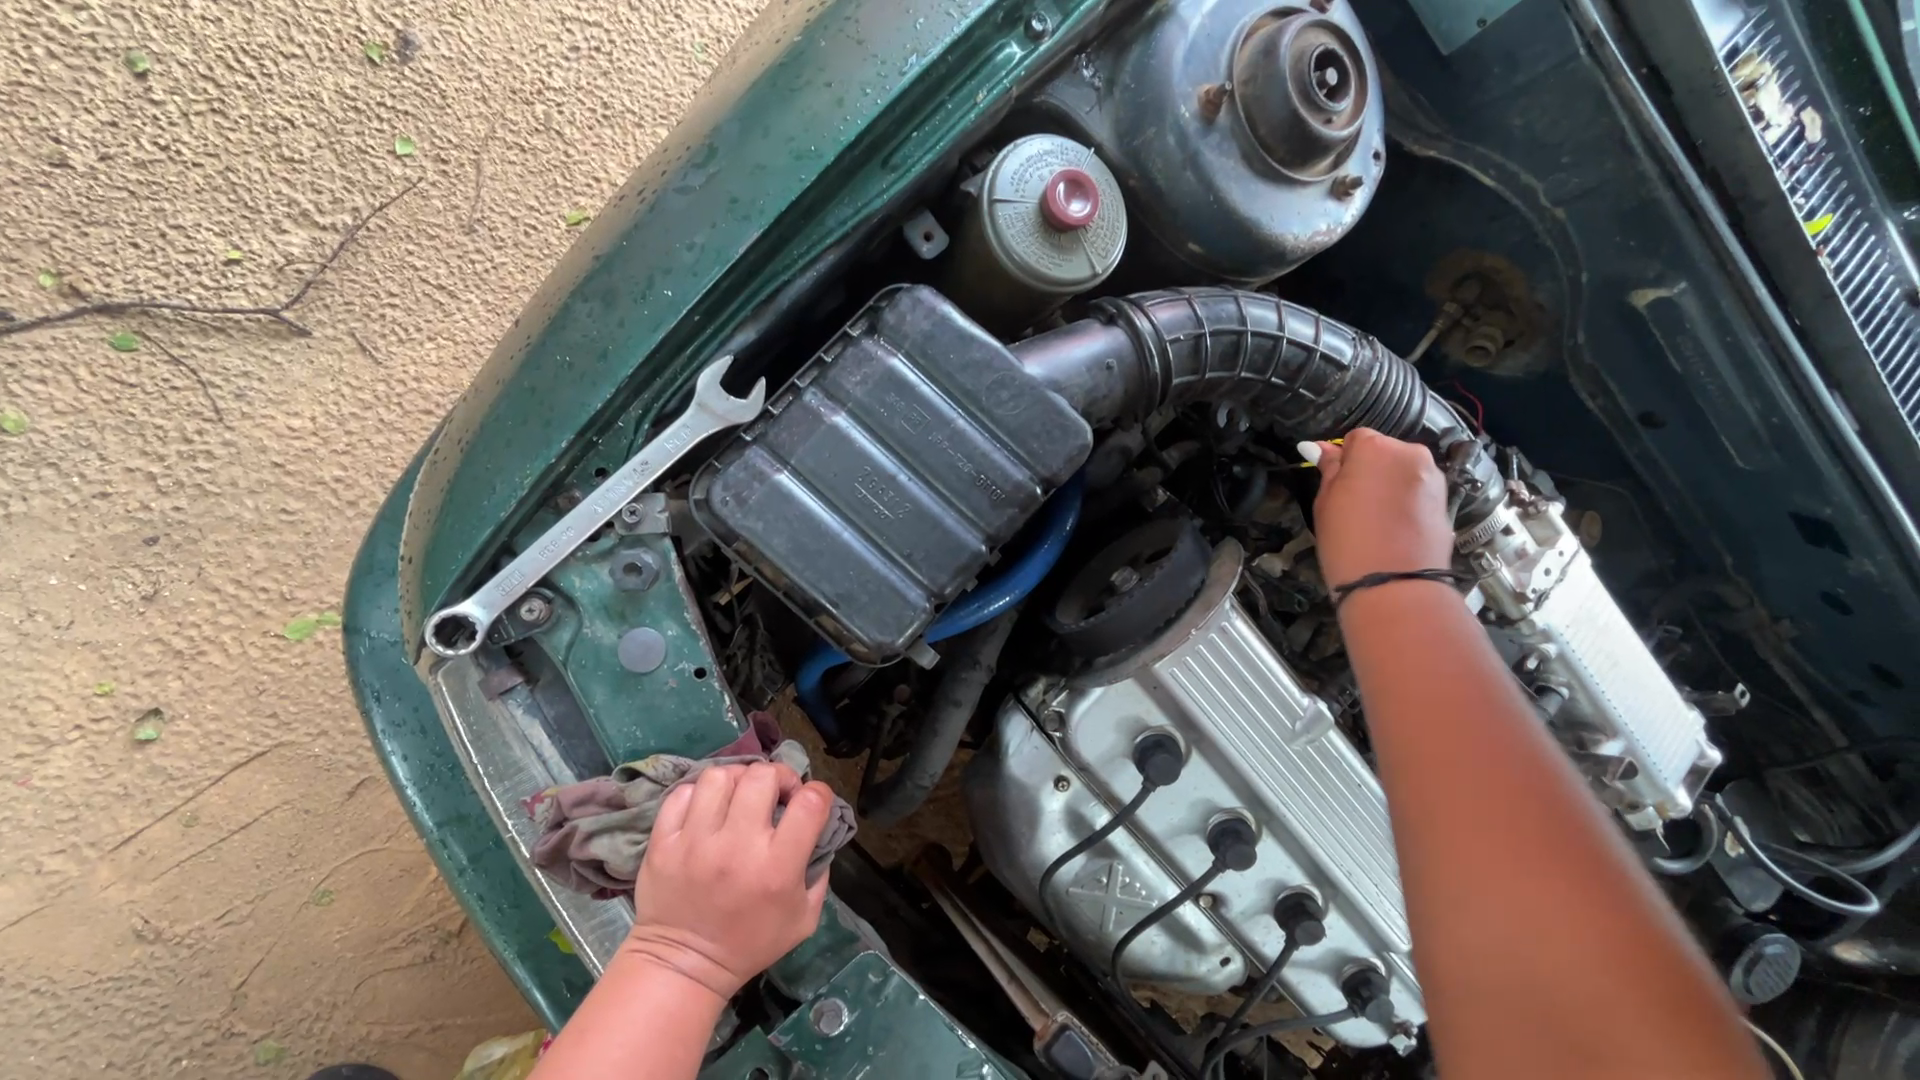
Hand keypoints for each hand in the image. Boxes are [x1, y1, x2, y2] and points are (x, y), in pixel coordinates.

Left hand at [622, 762, 834, 1001]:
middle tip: (775, 794)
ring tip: (738, 797)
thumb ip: (819, 873)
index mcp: (777, 867)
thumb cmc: (749, 944)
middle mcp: (737, 846)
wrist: (682, 966)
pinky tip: (708, 809)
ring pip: (720, 777)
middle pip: (762, 777)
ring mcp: (695, 842)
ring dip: (737, 780)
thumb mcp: (804, 919)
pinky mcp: (664, 842)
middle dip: (778, 777)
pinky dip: (699, 794)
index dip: (817, 792)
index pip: (809, 802)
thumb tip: (819, 831)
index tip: (809, 801)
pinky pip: (682, 794)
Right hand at [1310, 428, 1454, 588]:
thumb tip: (1319, 447)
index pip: (1355, 439)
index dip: (1343, 461)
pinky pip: (1418, 491)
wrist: (1395, 585)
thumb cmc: (1348, 541)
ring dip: (1389, 485)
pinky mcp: (1446, 500)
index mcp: (1376, 448)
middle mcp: (1410, 454)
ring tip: (1375, 519)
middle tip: (1353, 504)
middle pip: (1384, 452)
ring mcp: (1433, 477)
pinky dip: (1406, 501)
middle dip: (1370, 470)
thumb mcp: (1325, 503)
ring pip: (1403, 471)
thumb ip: (1329, 469)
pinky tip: (1394, 527)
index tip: (1336, 485)